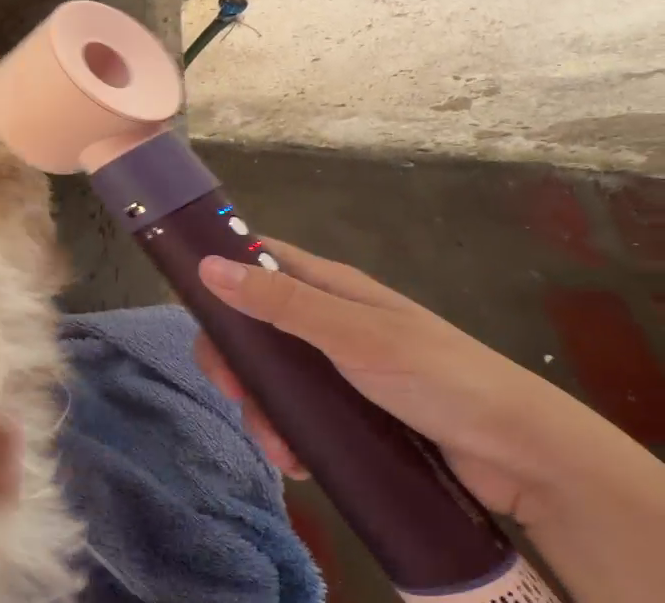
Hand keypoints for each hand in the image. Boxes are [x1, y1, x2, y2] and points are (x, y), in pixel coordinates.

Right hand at [193, 238, 596, 517]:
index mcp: (328, 288)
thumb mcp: (355, 336)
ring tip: (276, 448)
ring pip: (270, 376)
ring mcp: (338, 368)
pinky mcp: (350, 411)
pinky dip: (286, 433)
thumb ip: (281, 303)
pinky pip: (297, 412)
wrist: (529, 459)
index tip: (190, 303)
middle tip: (231, 392)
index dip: (218, 270)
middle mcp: (327, 321)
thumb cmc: (442, 378)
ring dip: (260, 408)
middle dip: (232, 360)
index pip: (257, 260)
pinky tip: (294, 459)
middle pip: (251, 325)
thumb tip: (206, 267)